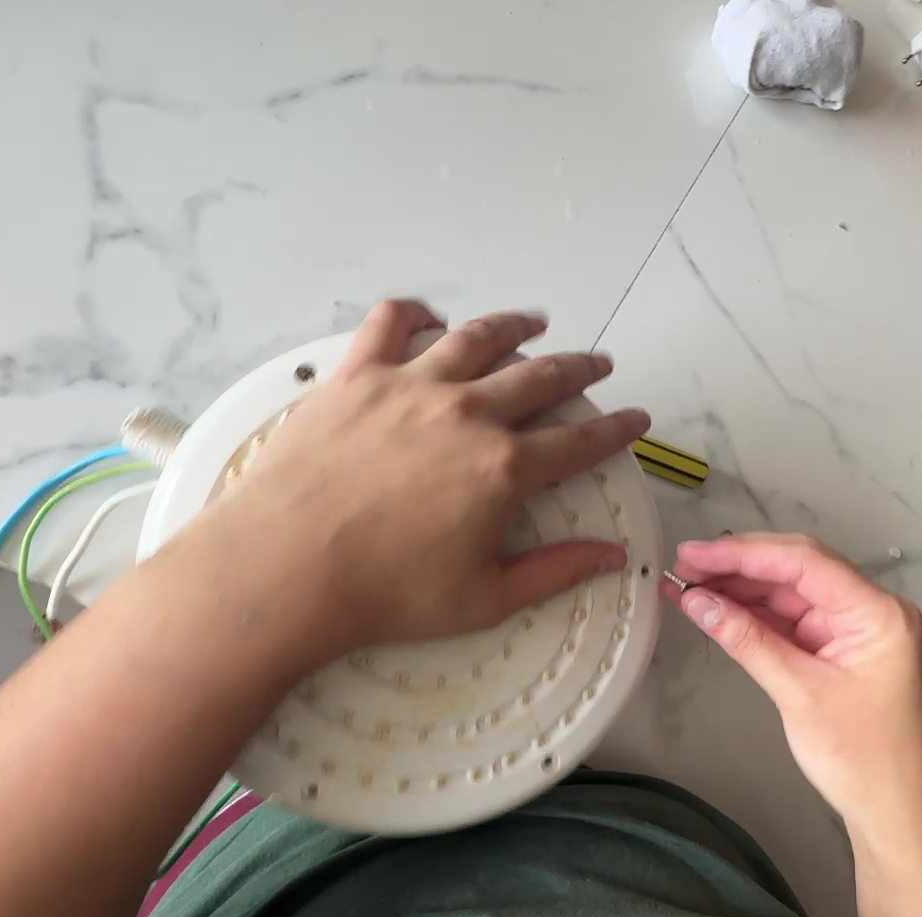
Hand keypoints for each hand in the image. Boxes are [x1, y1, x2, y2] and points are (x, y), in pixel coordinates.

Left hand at [171, 300, 649, 677]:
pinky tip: (429, 314)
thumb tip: (614, 556)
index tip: (637, 419)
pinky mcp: (357, 377)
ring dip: (514, 326)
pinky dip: (414, 312)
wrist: (283, 571)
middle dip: (580, 369)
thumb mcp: (486, 598)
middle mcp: (467, 414)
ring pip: (477, 339)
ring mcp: (410, 386)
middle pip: (541, 378)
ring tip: (535, 321)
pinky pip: (390, 324)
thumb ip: (557, 571)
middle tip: (599, 364)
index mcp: (504, 468)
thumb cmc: (388, 595)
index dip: (617, 430)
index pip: (580, 442)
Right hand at [665, 533, 921, 837]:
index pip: (803, 562)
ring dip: (739, 589)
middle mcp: (868, 610)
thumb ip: (747, 640)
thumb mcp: (799, 694)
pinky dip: (752, 615)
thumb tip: (698, 602)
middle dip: (738, 565)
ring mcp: (851, 629)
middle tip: (684, 566)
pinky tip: (716, 609)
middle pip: (795, 570)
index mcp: (876, 612)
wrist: (897, 813)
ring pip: (788, 593)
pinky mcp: (836, 649)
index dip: (743, 553)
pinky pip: (789, 620)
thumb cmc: (864, 759)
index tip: (694, 555)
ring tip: (688, 586)